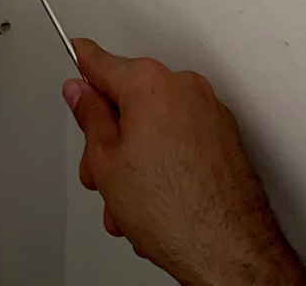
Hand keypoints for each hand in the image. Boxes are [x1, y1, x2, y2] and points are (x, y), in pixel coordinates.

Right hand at [65, 40, 305, 285]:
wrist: (231, 252)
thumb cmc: (176, 211)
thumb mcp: (105, 160)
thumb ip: (89, 116)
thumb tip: (82, 94)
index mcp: (148, 82)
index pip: (99, 61)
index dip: (80, 67)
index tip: (74, 53)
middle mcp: (183, 86)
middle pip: (128, 99)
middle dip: (110, 135)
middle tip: (100, 171)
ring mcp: (209, 111)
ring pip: (154, 123)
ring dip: (136, 156)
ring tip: (130, 202)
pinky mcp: (226, 137)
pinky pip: (181, 136)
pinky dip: (165, 158)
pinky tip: (157, 198)